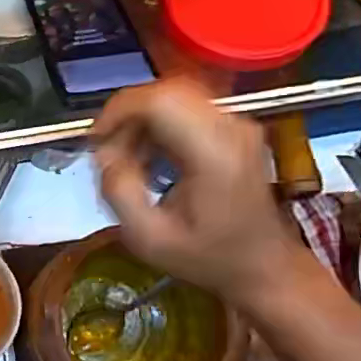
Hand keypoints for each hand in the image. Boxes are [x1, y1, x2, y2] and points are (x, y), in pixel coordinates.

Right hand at [92, 79, 318, 309]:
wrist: (264, 267)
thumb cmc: (209, 258)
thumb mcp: (149, 239)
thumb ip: (119, 193)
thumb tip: (104, 157)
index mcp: (213, 152)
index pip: (159, 100)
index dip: (118, 111)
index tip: (96, 140)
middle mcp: (230, 127)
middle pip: (165, 92)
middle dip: (127, 116)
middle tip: (109, 154)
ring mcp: (237, 124)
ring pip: (174, 97)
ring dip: (141, 123)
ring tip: (128, 162)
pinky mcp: (234, 129)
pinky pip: (186, 110)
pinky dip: (158, 127)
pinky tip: (150, 160)